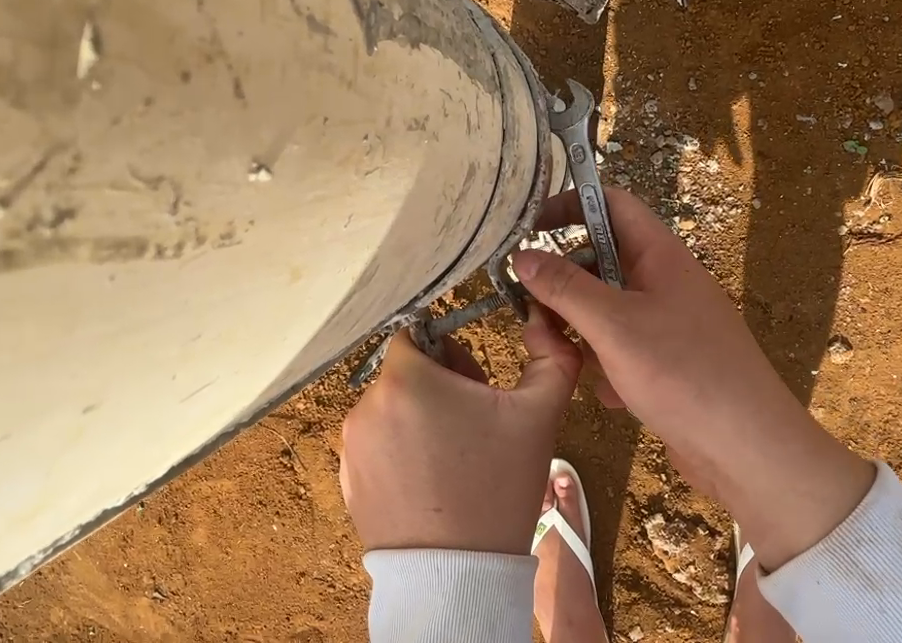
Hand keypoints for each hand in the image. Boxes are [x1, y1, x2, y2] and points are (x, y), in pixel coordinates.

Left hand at [339, 306, 580, 553]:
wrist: (459, 577)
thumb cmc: (498, 487)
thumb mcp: (539, 416)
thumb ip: (553, 358)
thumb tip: (545, 324)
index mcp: (405, 378)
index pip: (418, 335)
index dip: (449, 355)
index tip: (472, 386)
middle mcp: (367, 405)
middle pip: (406, 373)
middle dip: (438, 388)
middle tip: (472, 427)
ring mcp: (351, 446)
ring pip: (392, 409)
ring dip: (420, 420)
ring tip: (454, 460)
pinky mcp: (347, 479)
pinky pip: (377, 446)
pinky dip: (401, 453)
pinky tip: (431, 484)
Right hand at [512, 188, 874, 568]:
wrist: (750, 453)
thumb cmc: (683, 373)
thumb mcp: (614, 326)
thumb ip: (564, 287)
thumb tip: (521, 254)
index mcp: (659, 255)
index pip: (610, 204)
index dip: (569, 206)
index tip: (528, 228)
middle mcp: (663, 282)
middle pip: (598, 262)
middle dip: (561, 288)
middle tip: (533, 318)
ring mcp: (666, 324)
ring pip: (603, 310)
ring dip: (578, 332)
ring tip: (564, 362)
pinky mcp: (666, 364)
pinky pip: (619, 348)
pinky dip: (605, 367)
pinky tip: (609, 396)